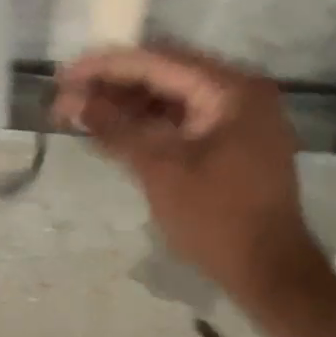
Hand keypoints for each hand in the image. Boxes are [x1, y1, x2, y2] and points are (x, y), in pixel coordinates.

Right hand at [53, 45, 322, 296]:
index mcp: (229, 88)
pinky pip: (184, 116)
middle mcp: (239, 90)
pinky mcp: (234, 139)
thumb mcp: (159, 169)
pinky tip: (112, 130)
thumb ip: (115, 127)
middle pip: (163, 72)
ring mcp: (240, 114)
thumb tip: (74, 102)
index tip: (63, 77)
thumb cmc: (217, 219)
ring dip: (127, 102)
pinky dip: (148, 121)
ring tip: (80, 113)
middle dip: (112, 83)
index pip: (155, 61)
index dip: (104, 67)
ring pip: (171, 94)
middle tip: (67, 98)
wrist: (272, 275)